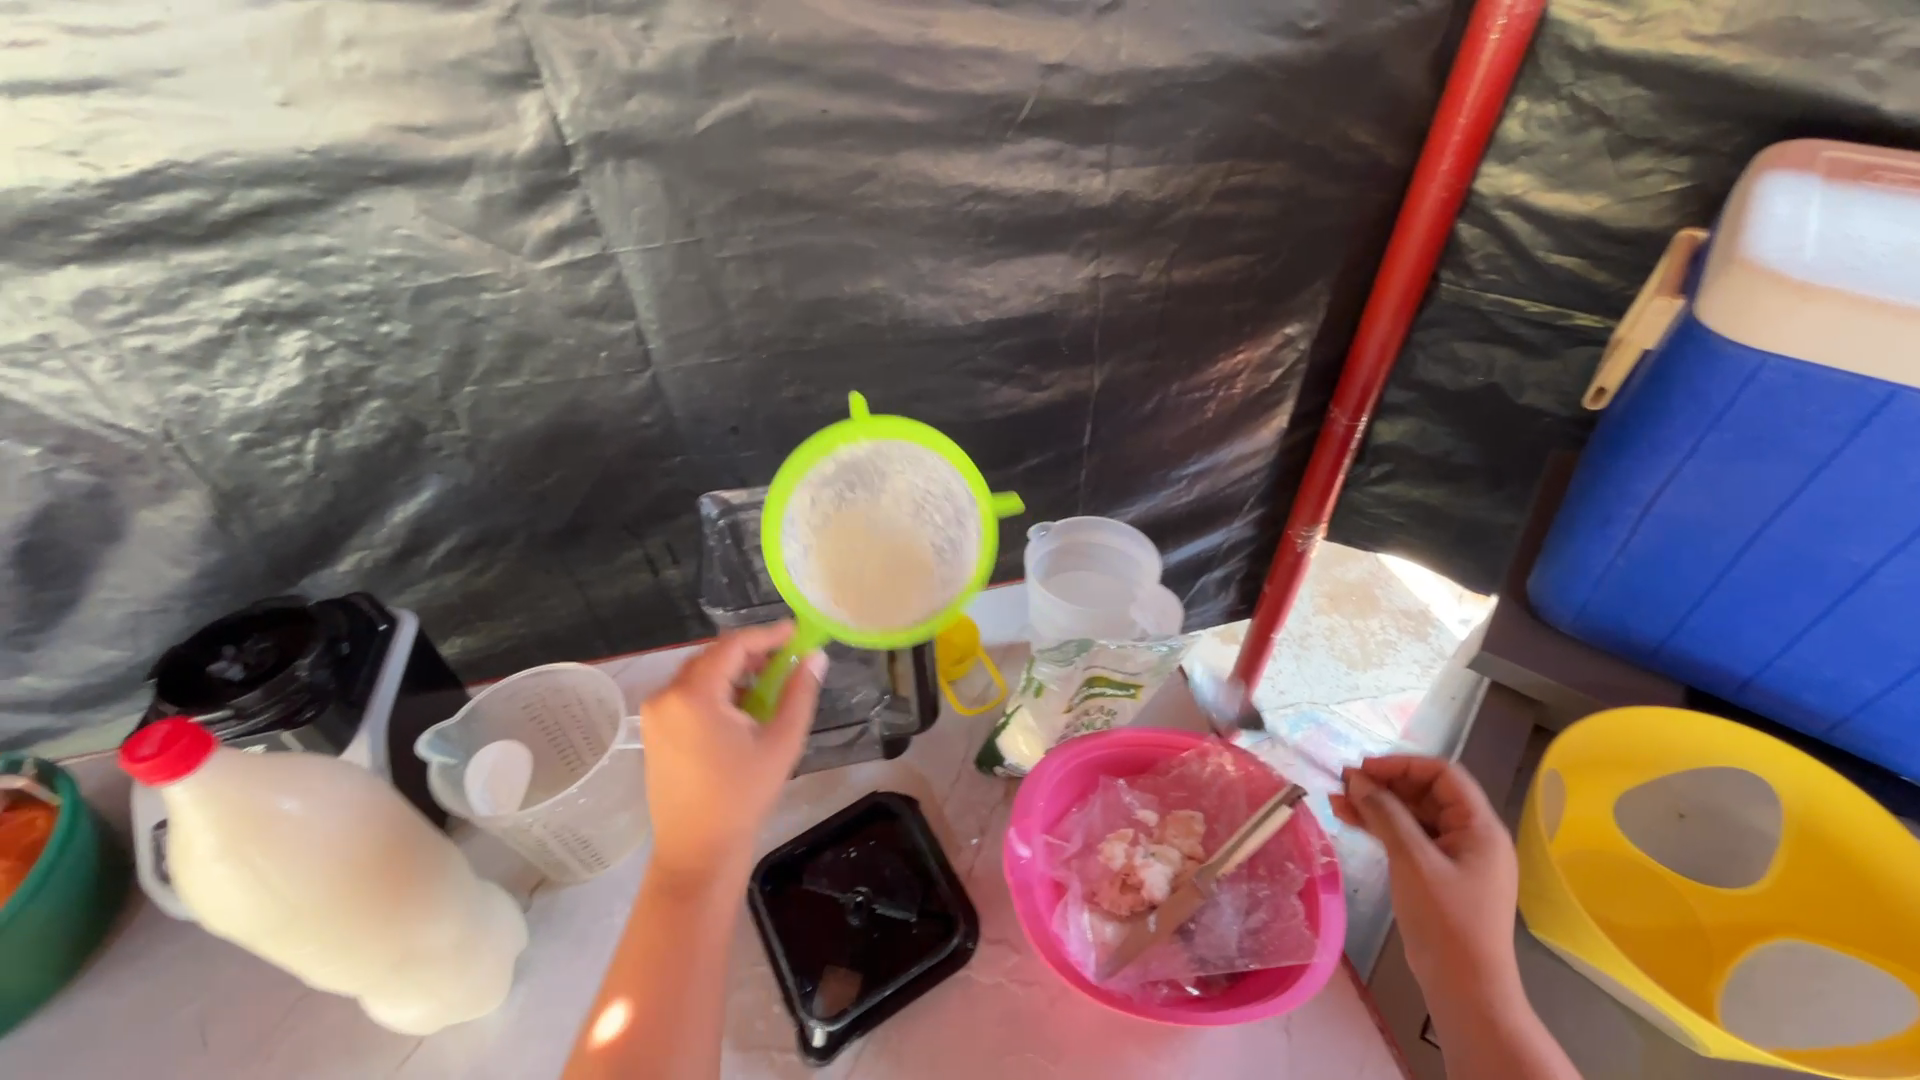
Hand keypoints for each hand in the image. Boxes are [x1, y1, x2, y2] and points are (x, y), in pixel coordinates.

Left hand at [639, 622, 824, 883]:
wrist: (698, 850)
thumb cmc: (743, 796)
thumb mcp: (781, 741)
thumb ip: (800, 692)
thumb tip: (816, 656)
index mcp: (694, 695)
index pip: (733, 646)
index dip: (767, 635)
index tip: (796, 632)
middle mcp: (666, 696)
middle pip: (713, 657)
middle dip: (750, 653)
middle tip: (786, 658)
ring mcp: (654, 715)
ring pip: (699, 675)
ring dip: (733, 672)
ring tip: (768, 684)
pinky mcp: (653, 732)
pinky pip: (687, 695)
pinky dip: (716, 692)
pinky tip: (741, 708)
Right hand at [1330, 756, 1521, 1003]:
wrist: (1465, 987)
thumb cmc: (1446, 920)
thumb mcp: (1412, 860)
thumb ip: (1385, 813)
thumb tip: (1355, 778)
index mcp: (1480, 827)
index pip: (1443, 775)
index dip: (1402, 765)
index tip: (1363, 770)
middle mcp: (1472, 836)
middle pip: (1427, 793)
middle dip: (1384, 784)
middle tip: (1344, 783)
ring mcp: (1455, 857)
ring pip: (1413, 815)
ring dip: (1377, 805)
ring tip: (1337, 800)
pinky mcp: (1438, 875)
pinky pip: (1409, 838)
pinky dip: (1381, 827)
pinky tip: (1350, 820)